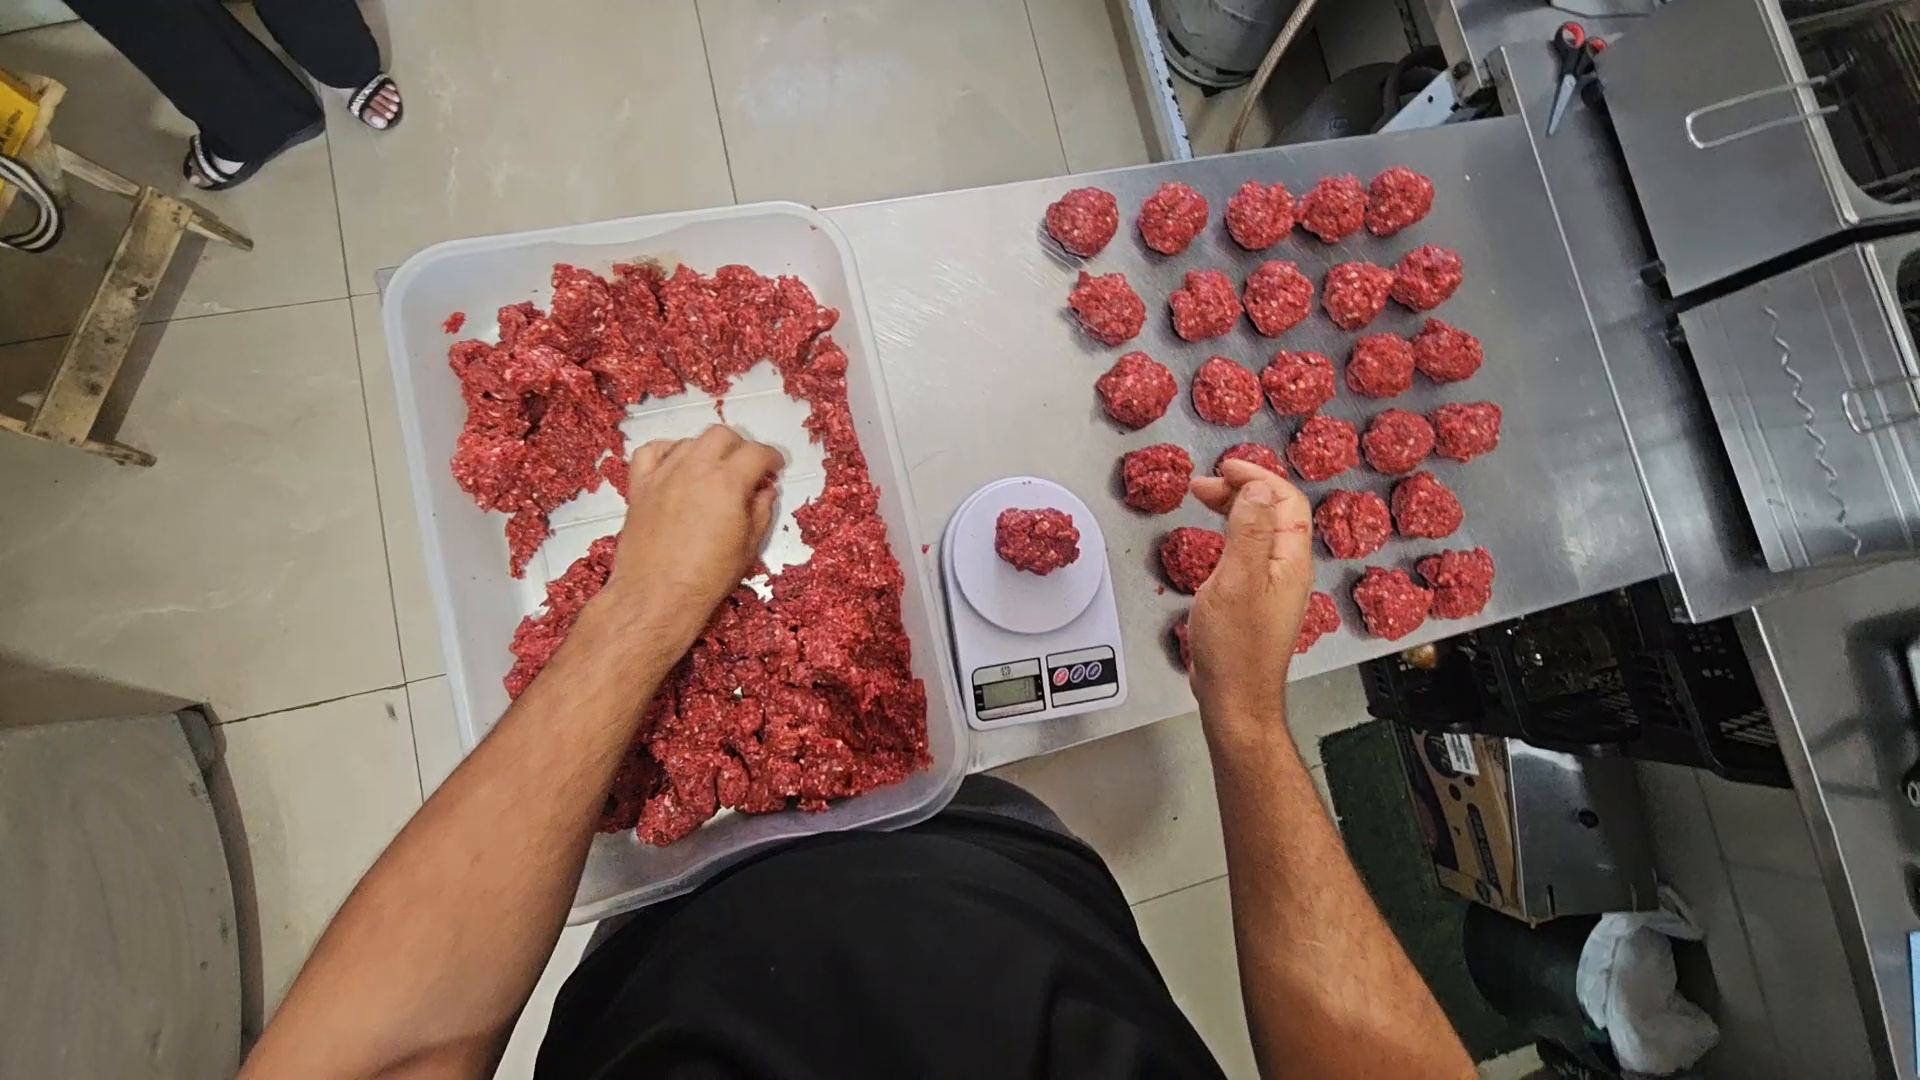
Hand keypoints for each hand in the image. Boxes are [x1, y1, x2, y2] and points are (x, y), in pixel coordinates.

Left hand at [597, 426, 783, 648]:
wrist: (658, 595)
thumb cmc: (709, 576)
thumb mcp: (749, 546)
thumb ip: (762, 511)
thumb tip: (765, 491)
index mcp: (728, 483)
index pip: (757, 453)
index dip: (772, 458)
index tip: (776, 468)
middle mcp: (695, 469)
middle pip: (723, 436)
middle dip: (741, 447)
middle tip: (748, 468)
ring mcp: (664, 474)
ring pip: (690, 441)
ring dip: (709, 450)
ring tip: (715, 470)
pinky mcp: (640, 486)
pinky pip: (651, 451)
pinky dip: (668, 451)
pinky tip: (677, 465)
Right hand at [1186, 460, 1314, 729]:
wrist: (1235, 695)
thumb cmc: (1235, 644)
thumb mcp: (1237, 580)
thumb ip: (1250, 531)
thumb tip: (1257, 488)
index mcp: (1291, 560)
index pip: (1286, 501)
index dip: (1258, 477)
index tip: (1224, 467)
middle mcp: (1289, 569)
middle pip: (1275, 513)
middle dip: (1242, 489)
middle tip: (1204, 485)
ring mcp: (1274, 585)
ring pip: (1261, 532)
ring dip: (1235, 509)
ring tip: (1204, 500)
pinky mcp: (1257, 599)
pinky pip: (1250, 552)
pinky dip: (1231, 533)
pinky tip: (1213, 539)